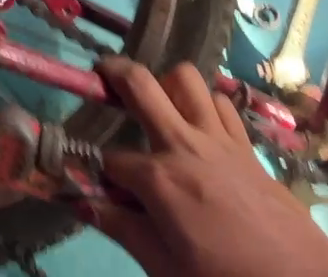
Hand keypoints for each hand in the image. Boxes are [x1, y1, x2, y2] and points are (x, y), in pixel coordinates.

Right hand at [87, 58, 327, 276]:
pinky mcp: (245, 143)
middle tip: (100, 73)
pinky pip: (220, 101)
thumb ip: (122, 229)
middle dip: (113, 71)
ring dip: (166, 81)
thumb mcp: (165, 268)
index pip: (110, 160)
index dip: (97, 170)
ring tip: (157, 101)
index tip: (92, 178)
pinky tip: (198, 122)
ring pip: (185, 77)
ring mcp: (218, 138)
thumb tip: (82, 202)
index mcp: (158, 179)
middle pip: (140, 84)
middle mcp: (183, 144)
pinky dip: (204, 101)